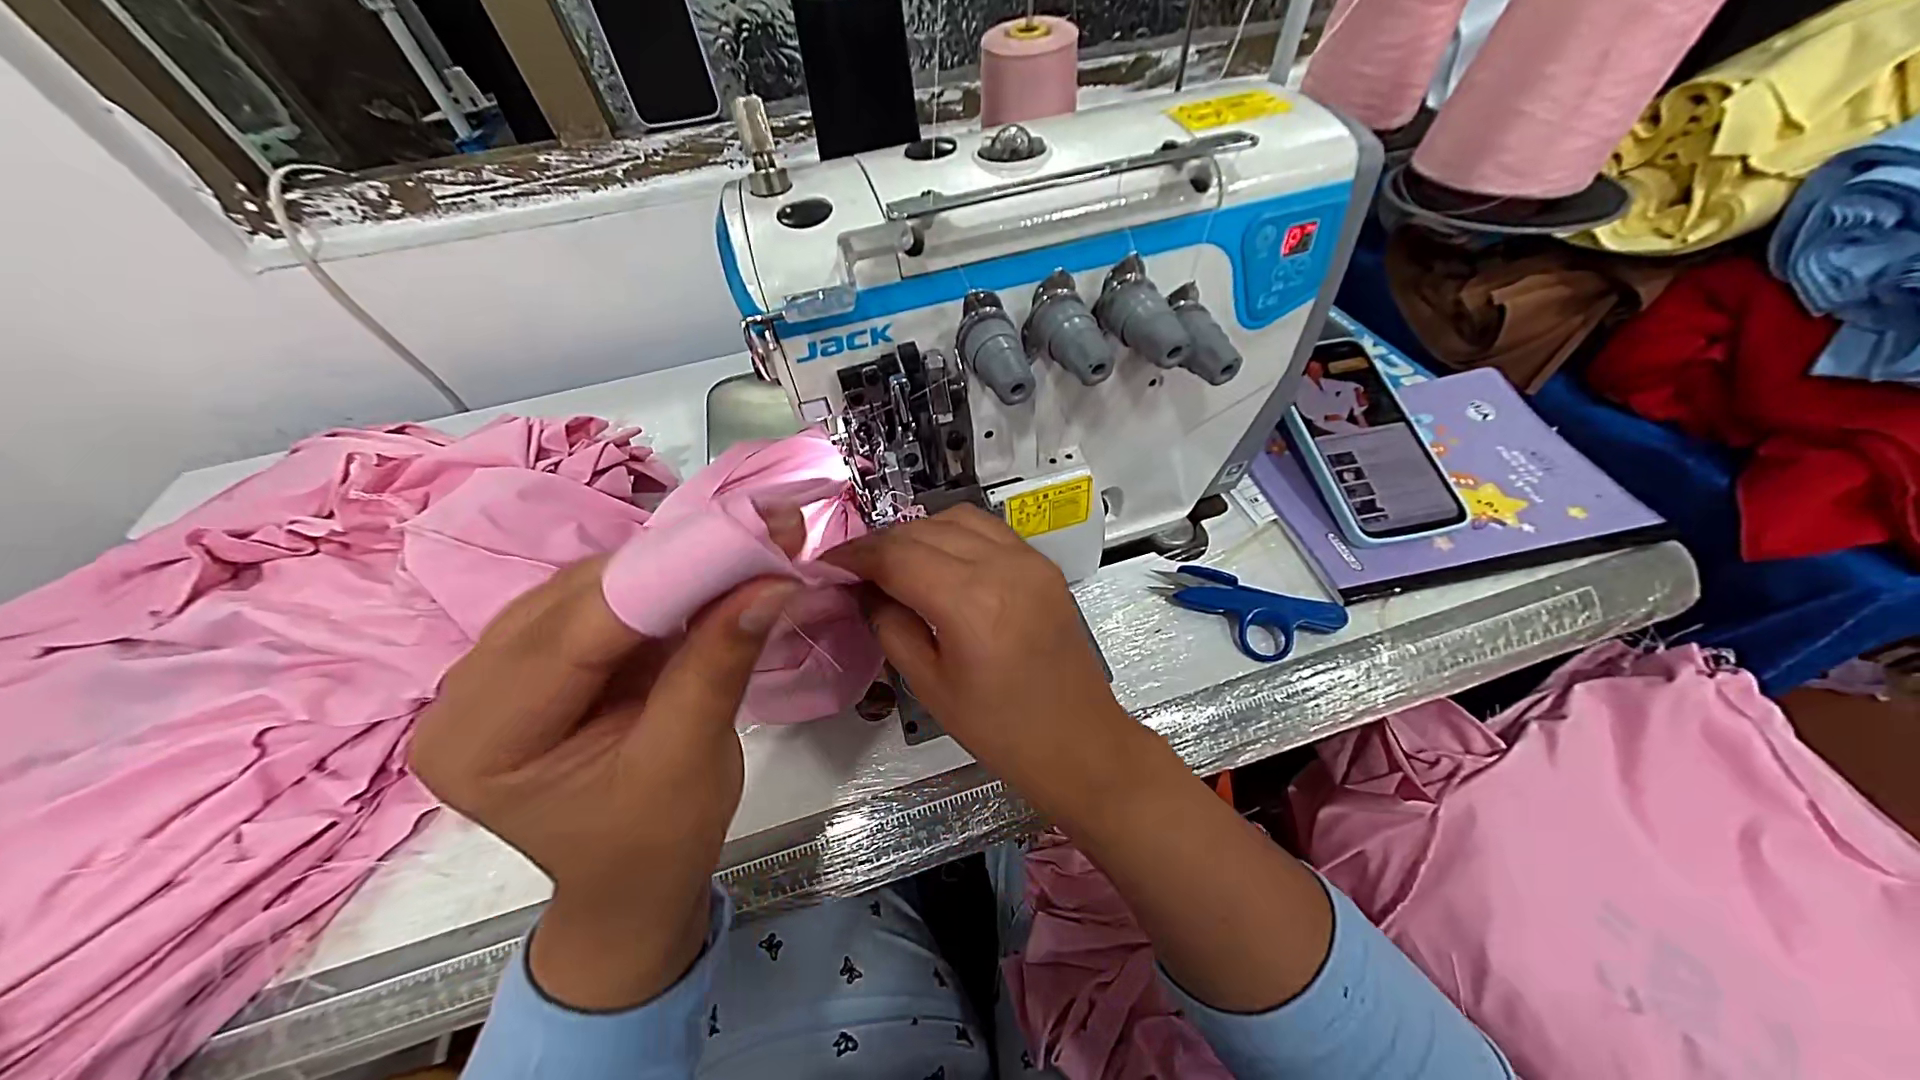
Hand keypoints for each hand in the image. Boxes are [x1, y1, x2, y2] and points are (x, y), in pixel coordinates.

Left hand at [410, 509, 804, 1009]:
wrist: (635, 881)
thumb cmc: (658, 842)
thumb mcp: (691, 757)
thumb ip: (718, 663)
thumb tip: (770, 582)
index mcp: (480, 741)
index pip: (578, 634)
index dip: (669, 575)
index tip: (753, 534)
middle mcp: (463, 694)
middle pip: (575, 599)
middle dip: (671, 565)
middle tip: (756, 538)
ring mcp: (491, 672)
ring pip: (585, 587)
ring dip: (665, 567)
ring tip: (737, 554)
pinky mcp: (532, 659)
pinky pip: (594, 598)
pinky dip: (653, 584)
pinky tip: (699, 578)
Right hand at [827, 506, 1332, 1010]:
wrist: (1079, 742)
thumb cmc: (1001, 730)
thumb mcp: (930, 685)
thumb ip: (891, 626)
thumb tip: (865, 590)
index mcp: (970, 602)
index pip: (897, 555)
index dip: (856, 554)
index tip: (830, 562)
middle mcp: (1002, 566)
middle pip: (923, 530)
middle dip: (882, 543)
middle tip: (856, 567)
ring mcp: (1029, 560)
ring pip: (957, 518)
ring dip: (918, 532)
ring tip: (895, 561)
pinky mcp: (1043, 565)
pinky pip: (989, 529)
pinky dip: (954, 533)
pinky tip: (939, 558)